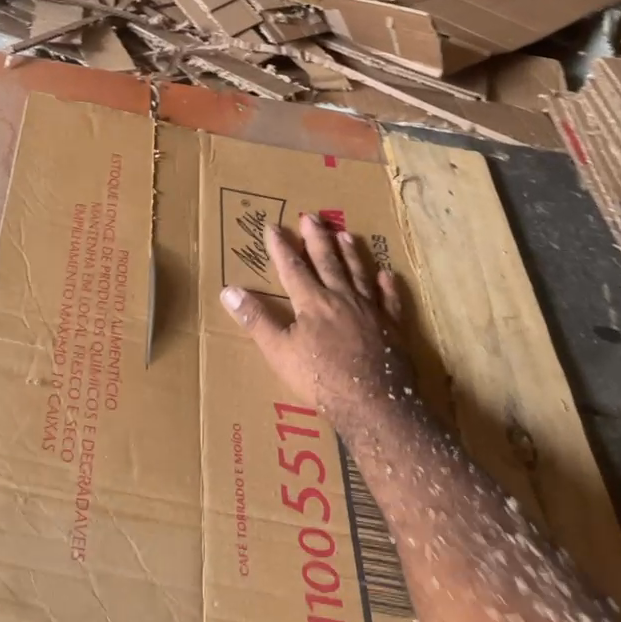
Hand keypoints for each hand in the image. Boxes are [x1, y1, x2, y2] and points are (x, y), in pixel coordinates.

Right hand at [221, 214, 412, 420]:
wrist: (374, 404)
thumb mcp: (278, 351)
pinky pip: (389, 300)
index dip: (281, 246)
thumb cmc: (320, 379)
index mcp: (311, 302)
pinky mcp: (392, 328)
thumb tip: (228, 291)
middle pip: (327, 261)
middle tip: (312, 216)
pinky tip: (387, 274)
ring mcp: (370, 311)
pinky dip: (387, 286)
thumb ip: (255, 319)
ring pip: (358, 274)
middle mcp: (341, 298)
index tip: (272, 226)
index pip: (292, 267)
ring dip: (350, 253)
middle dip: (317, 238)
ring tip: (345, 234)